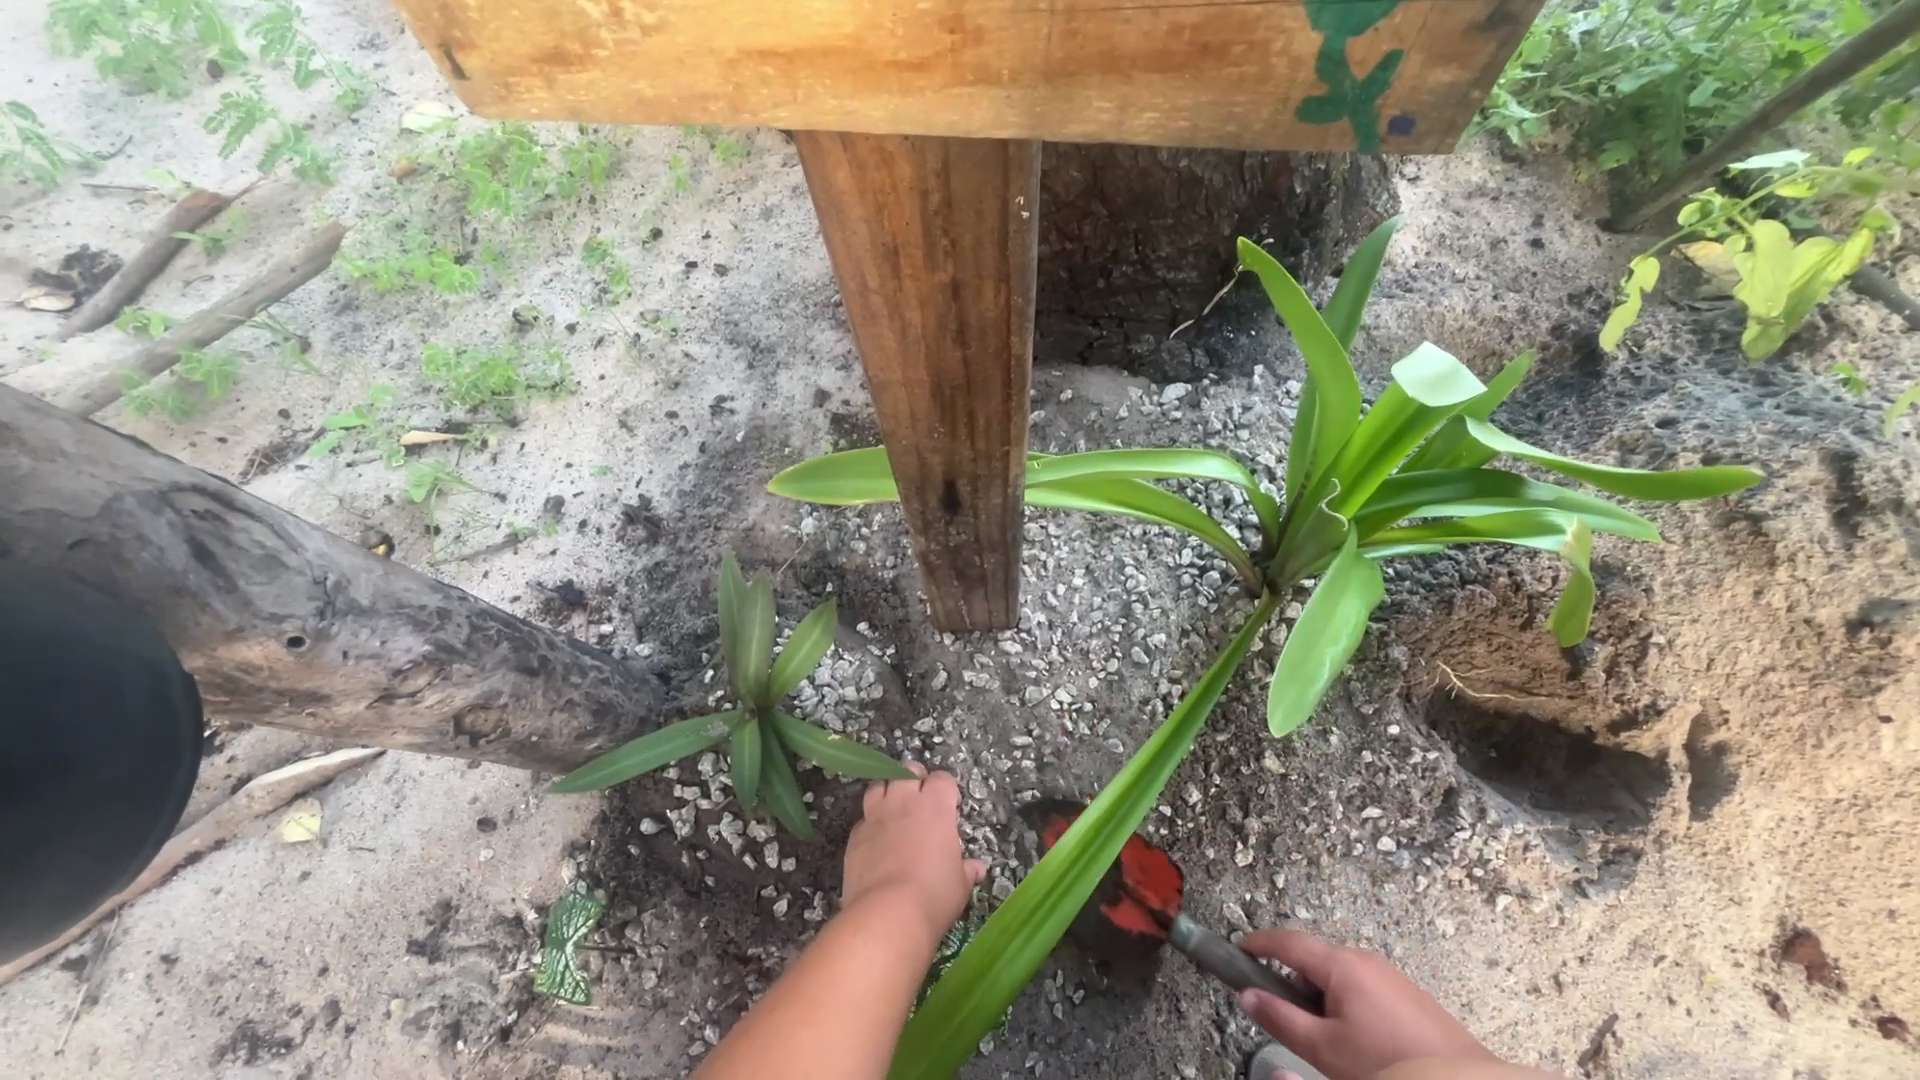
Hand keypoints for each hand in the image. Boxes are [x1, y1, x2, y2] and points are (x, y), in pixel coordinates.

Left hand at [841, 763, 984, 946]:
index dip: (946, 789)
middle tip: (921, 797)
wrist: (887, 914)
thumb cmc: (934, 896)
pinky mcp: (855, 836)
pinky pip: (863, 818)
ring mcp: (876, 816)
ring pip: (879, 786)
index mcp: (936, 807)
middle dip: (915, 778)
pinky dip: (871, 823)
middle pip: (908, 771)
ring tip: (894, 808)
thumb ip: (967, 870)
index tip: (950, 804)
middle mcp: (904, 802)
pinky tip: (876, 840)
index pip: (943, 780)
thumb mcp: (960, 885)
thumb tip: (976, 868)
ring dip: (888, 791)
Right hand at [1236, 929, 1494, 1079]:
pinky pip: (1363, 990)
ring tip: (1325, 1040)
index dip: (1258, 944)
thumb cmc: (1388, 1066)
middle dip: (1292, 982)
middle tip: (1283, 1016)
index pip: (1288, 941)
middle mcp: (1366, 960)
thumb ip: (1280, 1019)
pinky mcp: (1410, 997)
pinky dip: (1346, 1005)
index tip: (1237, 949)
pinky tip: (1356, 1043)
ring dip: (1320, 998)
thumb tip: (1246, 995)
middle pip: (1314, 960)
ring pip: (1339, 978)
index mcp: (1342, 964)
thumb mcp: (1324, 1049)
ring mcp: (1391, 977)